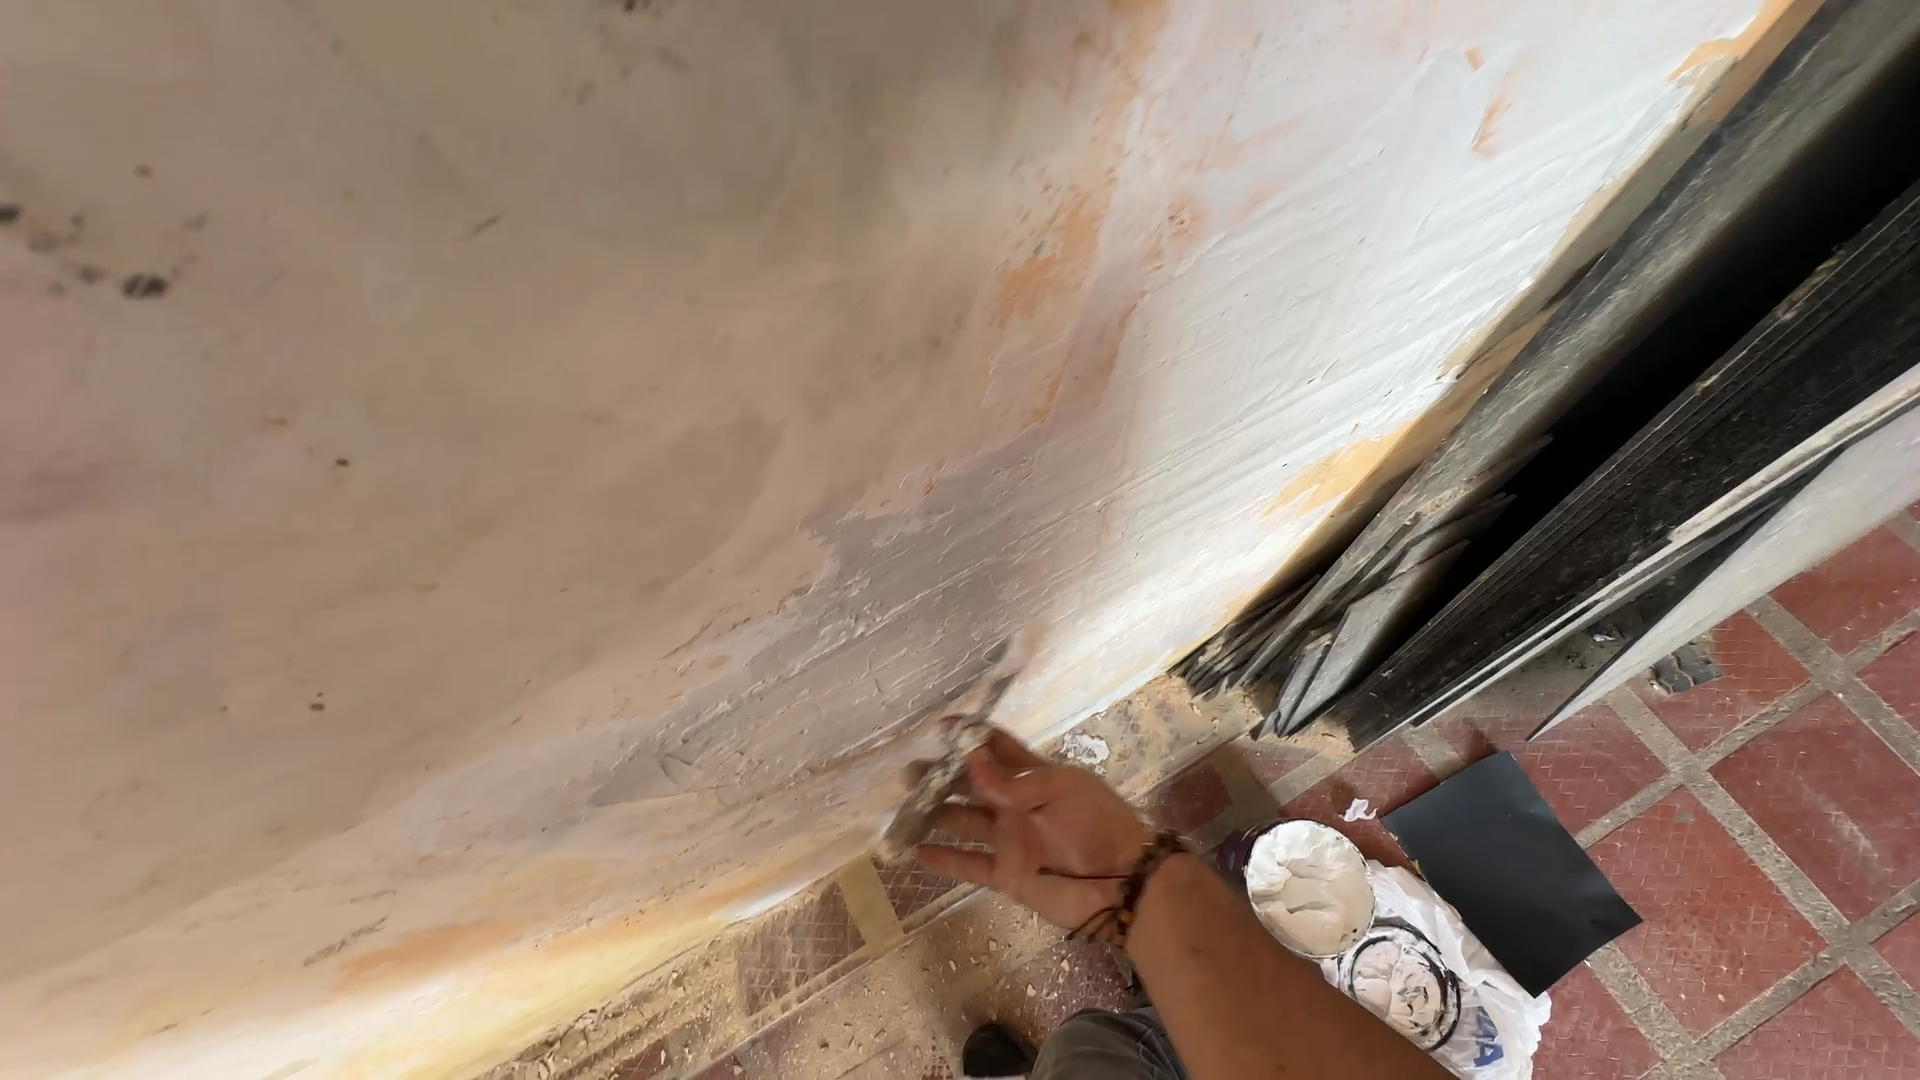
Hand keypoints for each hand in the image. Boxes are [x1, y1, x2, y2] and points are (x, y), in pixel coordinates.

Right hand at [912, 728, 1152, 933]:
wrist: (1121, 882)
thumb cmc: (1094, 823)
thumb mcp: (1058, 791)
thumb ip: (1012, 782)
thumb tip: (969, 759)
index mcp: (1034, 775)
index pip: (996, 747)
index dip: (970, 736)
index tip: (939, 728)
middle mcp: (1017, 804)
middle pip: (972, 784)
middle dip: (942, 776)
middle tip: (909, 772)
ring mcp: (1010, 838)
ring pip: (965, 821)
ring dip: (937, 814)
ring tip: (905, 808)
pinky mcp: (1007, 874)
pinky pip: (970, 864)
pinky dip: (945, 859)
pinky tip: (917, 852)